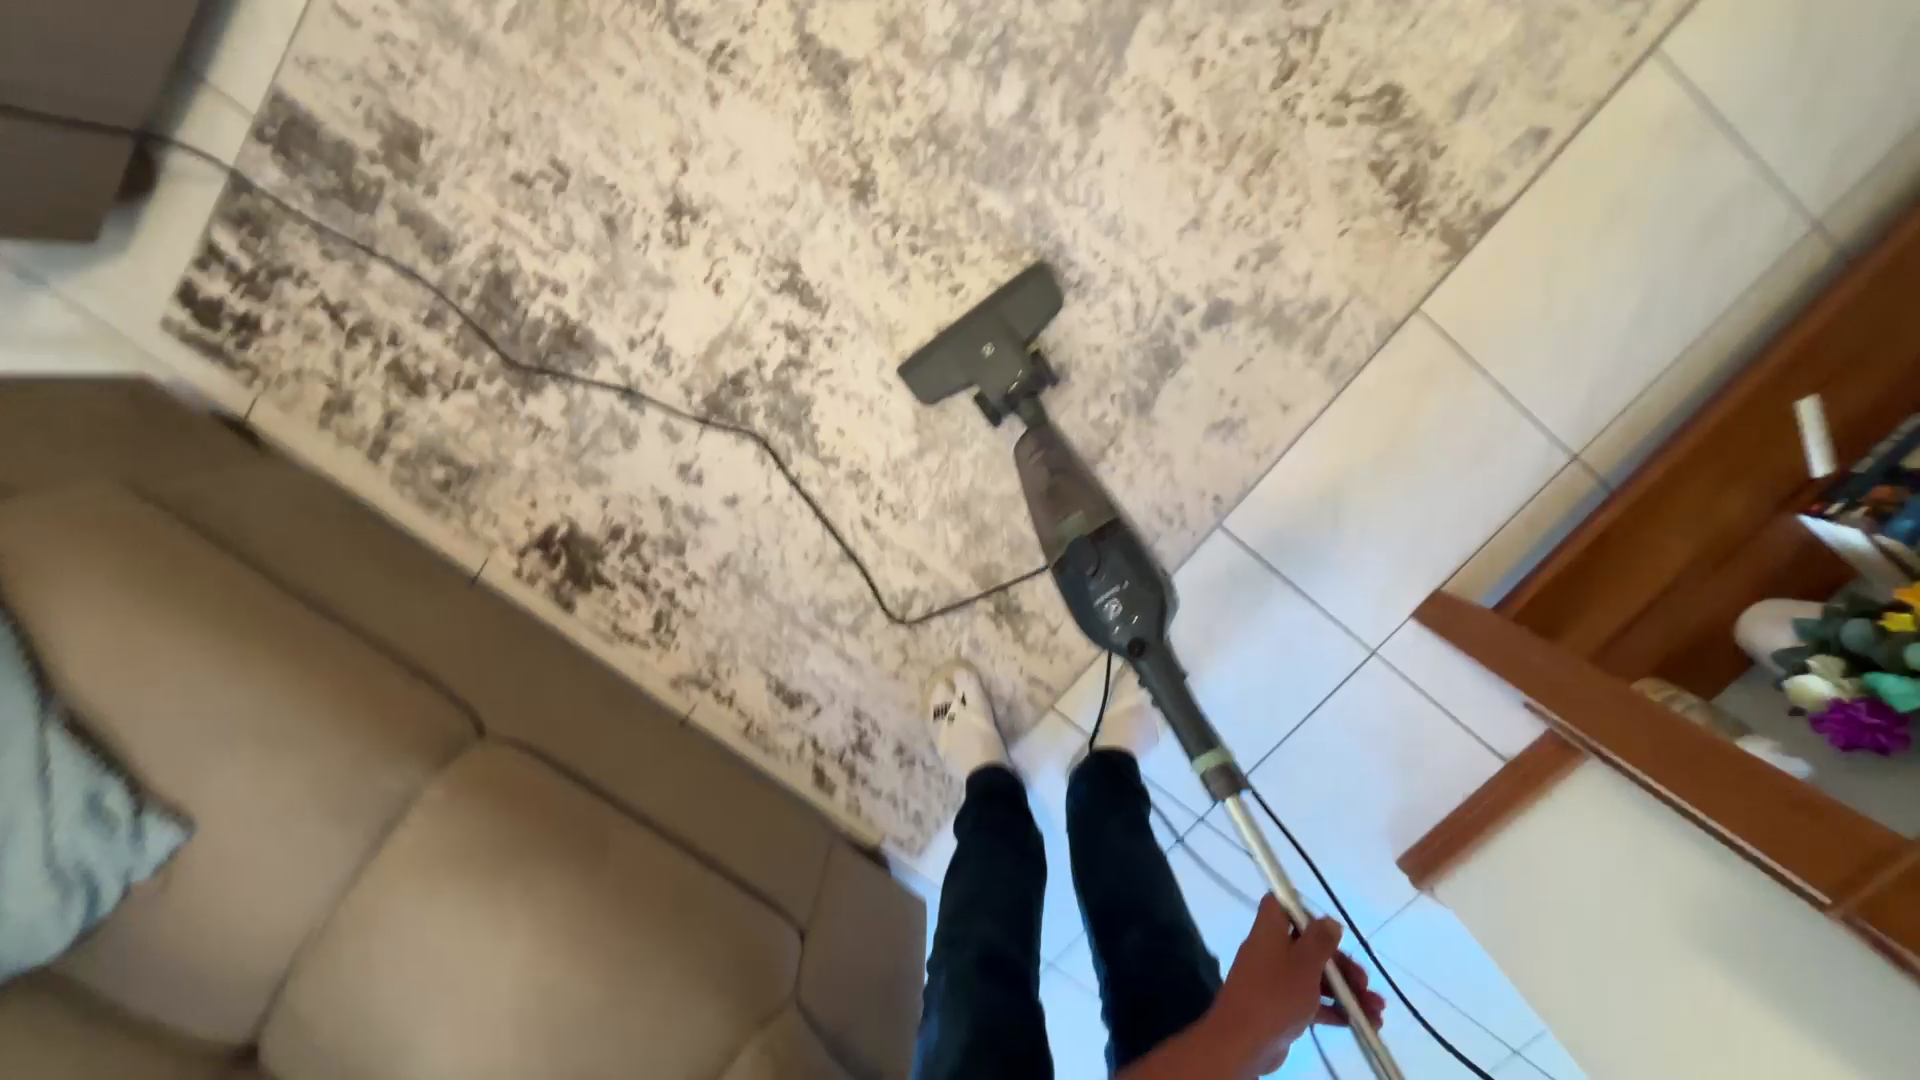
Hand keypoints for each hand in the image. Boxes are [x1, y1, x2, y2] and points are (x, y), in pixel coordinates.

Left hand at [1203, 897, 1386, 1075]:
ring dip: (1345, 991)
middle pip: (1308, 946)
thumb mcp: (1303, 963)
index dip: (1306, 912)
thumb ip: (1319, 941)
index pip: (1282, 905)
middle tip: (1365, 986)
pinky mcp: (1281, 1006)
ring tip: (1376, 1014)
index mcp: (1269, 930)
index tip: (1332, 930)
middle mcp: (1271, 950)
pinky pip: (1311, 1001)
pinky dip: (1333, 1009)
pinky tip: (1359, 1024)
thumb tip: (1329, 920)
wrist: (1244, 1041)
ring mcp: (1275, 979)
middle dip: (1341, 965)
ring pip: (1315, 976)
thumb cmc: (1275, 993)